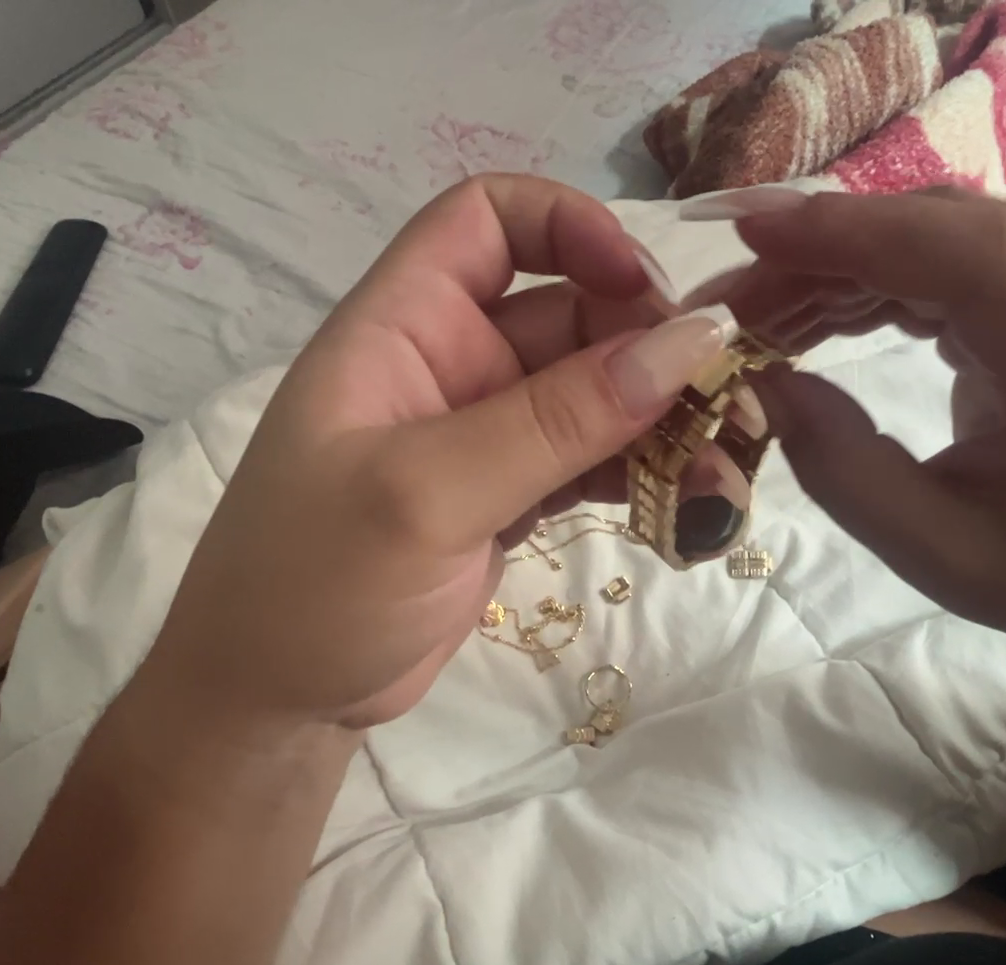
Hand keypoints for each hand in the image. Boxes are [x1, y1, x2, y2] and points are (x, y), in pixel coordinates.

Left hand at [140, 175, 731, 730]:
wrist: (278, 702)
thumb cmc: (315, 586)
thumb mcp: (429, 493)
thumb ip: (557, 420)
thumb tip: (688, 344)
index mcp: (403, 327)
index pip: (488, 220)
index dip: (571, 226)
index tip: (645, 287)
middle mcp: (450, 366)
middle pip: (570, 315)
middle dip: (649, 351)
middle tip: (726, 404)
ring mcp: (483, 437)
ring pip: (593, 396)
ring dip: (660, 425)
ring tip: (724, 473)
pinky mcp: (509, 498)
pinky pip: (589, 462)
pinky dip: (638, 477)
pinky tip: (686, 507)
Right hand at [727, 189, 1005, 655]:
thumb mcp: (923, 547)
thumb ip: (838, 464)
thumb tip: (759, 376)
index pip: (980, 257)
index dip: (861, 232)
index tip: (752, 232)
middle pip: (953, 232)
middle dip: (828, 250)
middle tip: (729, 298)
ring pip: (941, 239)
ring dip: (838, 267)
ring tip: (754, 317)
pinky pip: (945, 265)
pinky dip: (867, 283)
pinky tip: (810, 318)